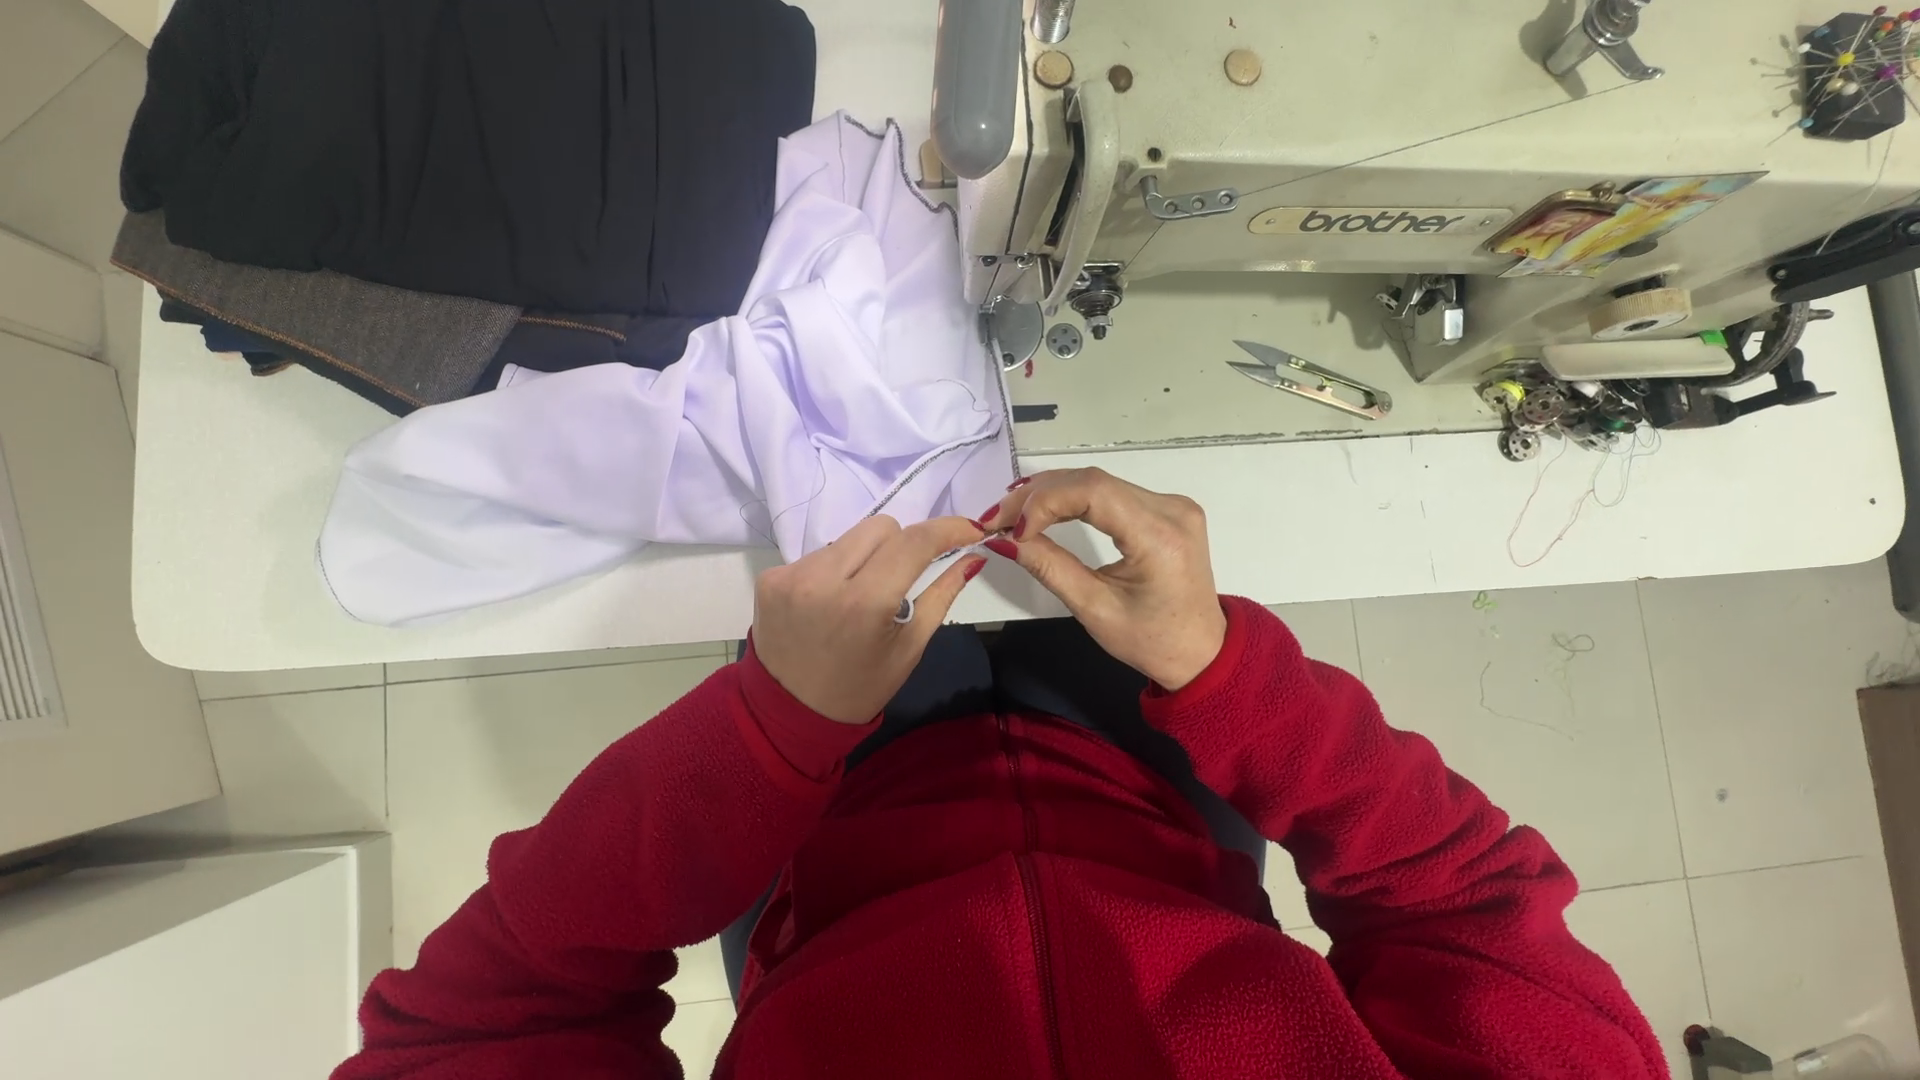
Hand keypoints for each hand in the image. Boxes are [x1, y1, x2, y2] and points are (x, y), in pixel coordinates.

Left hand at [752, 515, 987, 722]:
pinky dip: (834, 571)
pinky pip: (818, 555)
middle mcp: (823, 579)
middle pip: (881, 528)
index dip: (948, 529)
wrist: (788, 715)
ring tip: (858, 597)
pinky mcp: (770, 577)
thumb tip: (973, 557)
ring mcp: (791, 575)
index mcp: (864, 602)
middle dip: (902, 546)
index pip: (914, 542)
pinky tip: (829, 604)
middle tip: (902, 581)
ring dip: (865, 558)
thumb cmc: (860, 689)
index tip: (970, 530)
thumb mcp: (910, 648)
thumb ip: (942, 594)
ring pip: (848, 538)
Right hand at [980, 469, 1225, 690]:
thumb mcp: (1094, 609)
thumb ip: (1049, 567)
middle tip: (996, 516)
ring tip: (1011, 513)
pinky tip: (1043, 508)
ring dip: (1051, 493)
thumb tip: (1003, 539)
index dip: (1044, 502)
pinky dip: (1072, 498)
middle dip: (1038, 495)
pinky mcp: (1166, 508)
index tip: (1009, 529)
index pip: (1093, 492)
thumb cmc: (1150, 641)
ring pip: (1098, 482)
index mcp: (1160, 537)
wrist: (1202, 652)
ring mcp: (1172, 504)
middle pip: (1093, 481)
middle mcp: (1171, 508)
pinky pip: (1111, 492)